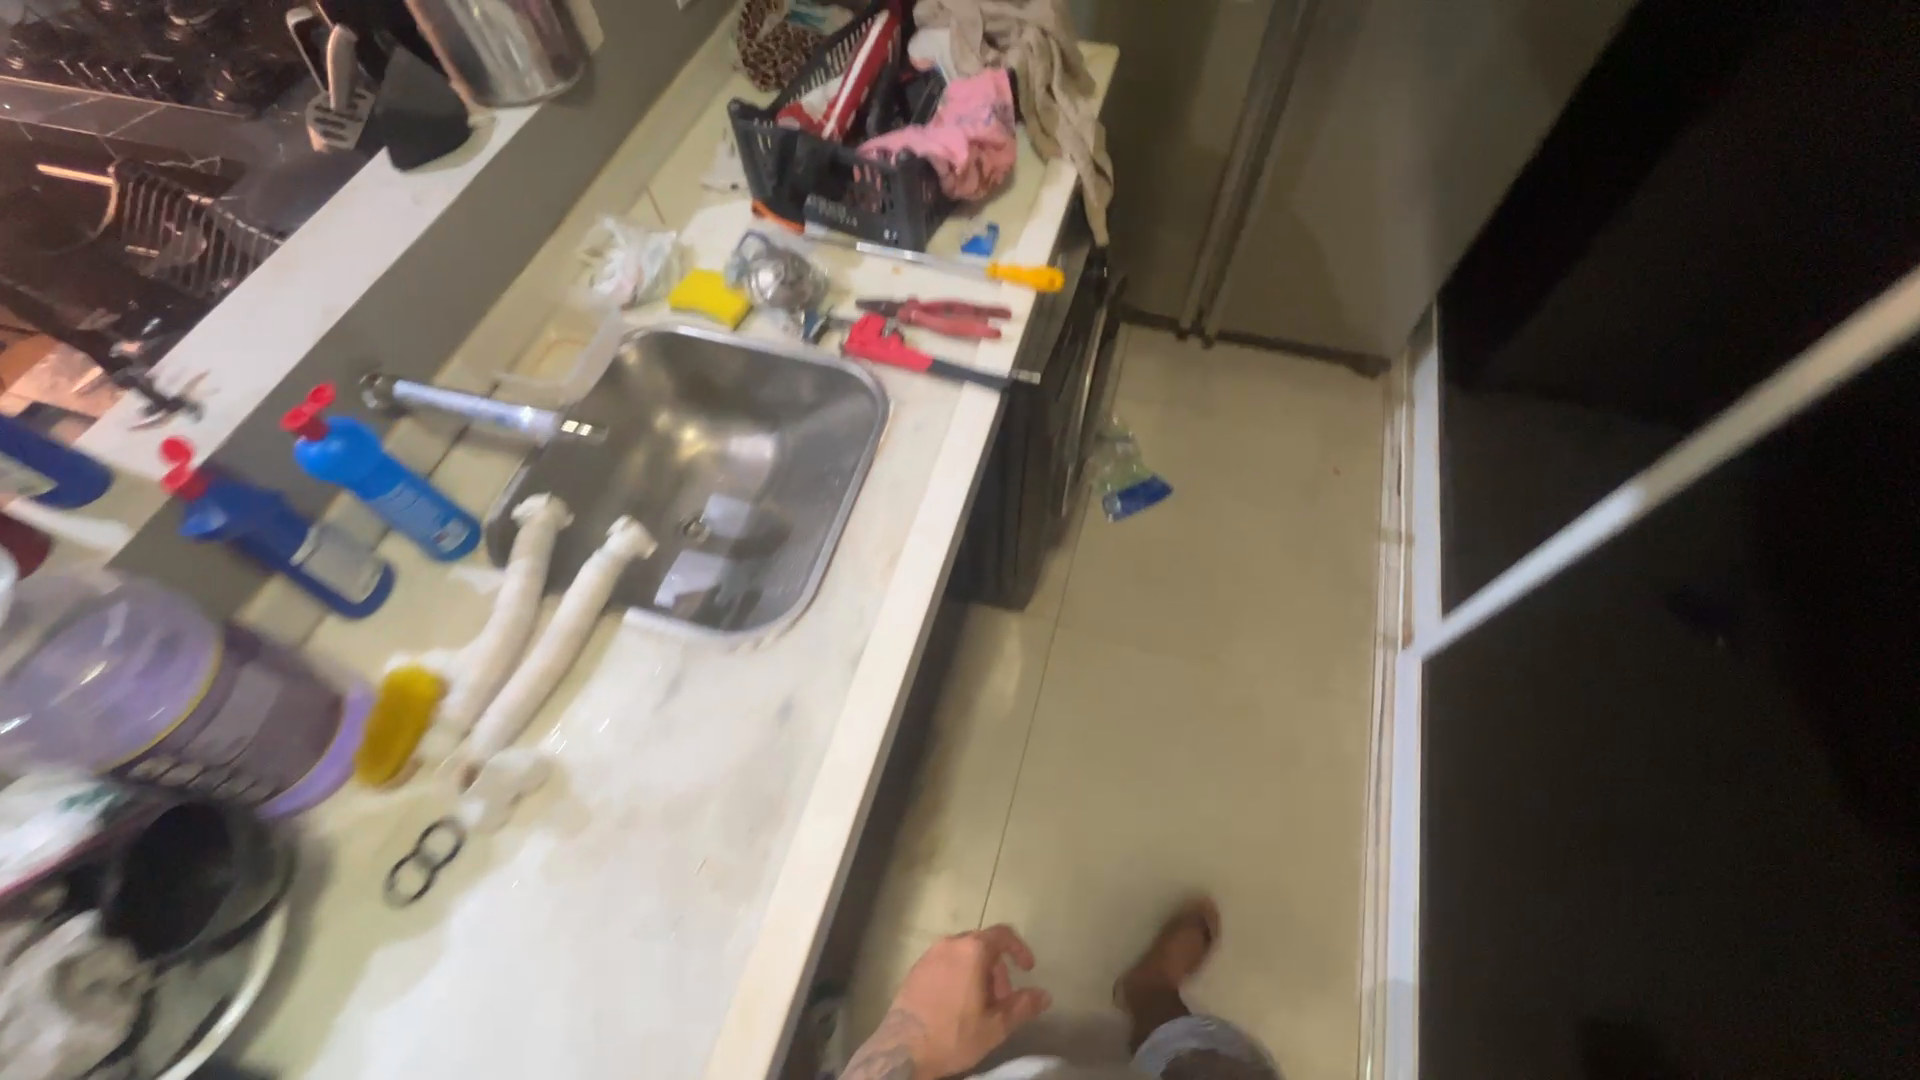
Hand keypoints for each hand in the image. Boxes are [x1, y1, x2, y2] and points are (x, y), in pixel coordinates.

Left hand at [845, 925, 1053, 1079]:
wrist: (902, 1049)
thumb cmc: (953, 1035)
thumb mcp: (995, 1026)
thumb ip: (1022, 1006)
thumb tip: (1044, 994)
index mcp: (972, 950)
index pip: (1003, 934)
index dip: (1020, 949)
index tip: (1028, 969)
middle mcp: (951, 943)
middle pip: (983, 945)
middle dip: (998, 968)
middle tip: (1002, 999)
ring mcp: (930, 954)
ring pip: (963, 953)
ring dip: (978, 972)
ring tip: (980, 1005)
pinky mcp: (917, 967)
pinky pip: (946, 961)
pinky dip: (959, 974)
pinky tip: (957, 1004)